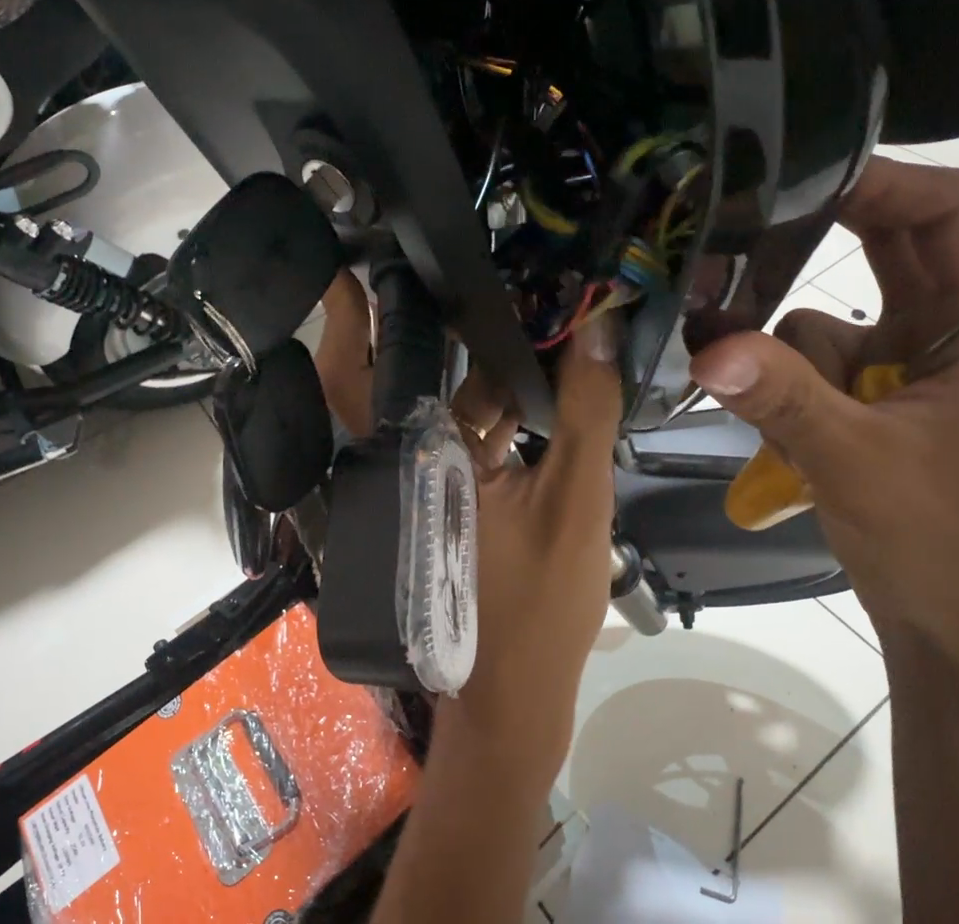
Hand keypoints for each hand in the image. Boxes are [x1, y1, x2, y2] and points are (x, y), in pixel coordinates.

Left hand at [314, 273, 622, 790]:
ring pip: (436, 407)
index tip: (358, 253)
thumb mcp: (576, 504)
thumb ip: (587, 411)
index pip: (372, 367)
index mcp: (414, 458)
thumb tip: (600, 326)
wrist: (511, 704)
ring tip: (510, 300)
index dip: (357, 310)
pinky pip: (456, 439)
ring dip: (469, 363)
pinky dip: (485, 409)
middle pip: (397, 377)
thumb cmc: (537, 610)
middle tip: (448, 257)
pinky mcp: (442, 507)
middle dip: (420, 320)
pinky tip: (527, 376)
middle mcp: (401, 467)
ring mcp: (420, 488)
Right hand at [689, 158, 958, 653]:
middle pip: (880, 254)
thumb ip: (783, 396)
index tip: (793, 177)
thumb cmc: (947, 547)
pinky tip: (767, 436)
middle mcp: (950, 333)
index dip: (881, 180)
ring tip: (743, 391)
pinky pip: (809, 373)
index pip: (950, 212)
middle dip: (807, 252)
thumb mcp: (860, 463)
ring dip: (779, 353)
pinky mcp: (870, 409)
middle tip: (730, 236)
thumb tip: (704, 347)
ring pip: (825, 323)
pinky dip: (777, 392)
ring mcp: (906, 372)